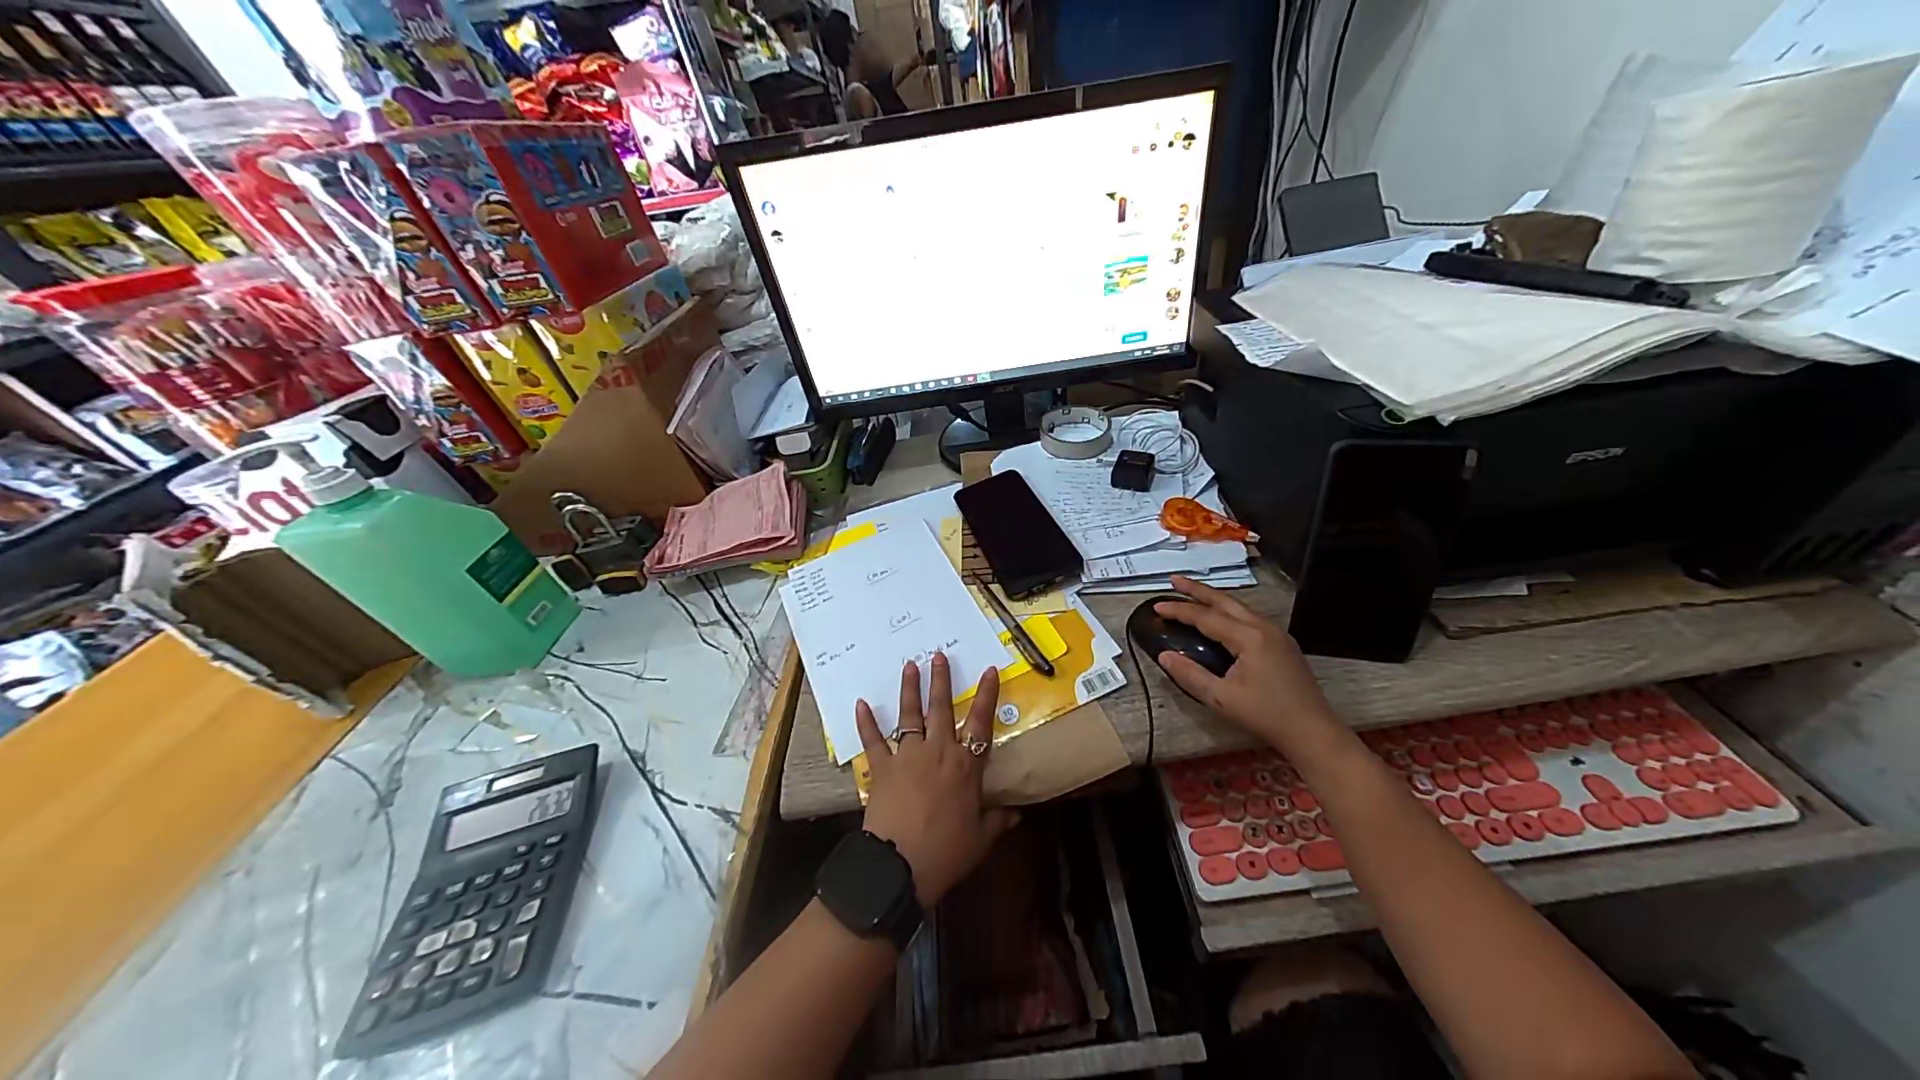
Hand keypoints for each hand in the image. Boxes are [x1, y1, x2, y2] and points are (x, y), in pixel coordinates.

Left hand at [856, 654, 1016, 905]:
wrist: (900, 865)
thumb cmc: (947, 852)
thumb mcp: (981, 838)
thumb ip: (998, 820)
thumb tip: (1017, 813)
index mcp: (966, 766)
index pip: (981, 722)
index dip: (987, 695)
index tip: (989, 670)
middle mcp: (938, 752)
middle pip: (942, 708)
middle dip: (941, 680)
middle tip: (939, 656)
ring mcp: (907, 756)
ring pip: (910, 715)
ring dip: (910, 689)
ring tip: (910, 666)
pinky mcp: (882, 767)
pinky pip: (873, 740)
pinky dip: (866, 722)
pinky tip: (861, 704)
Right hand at [1153, 575, 1340, 755]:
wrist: (1312, 731)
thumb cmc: (1266, 715)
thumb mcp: (1222, 698)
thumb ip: (1191, 675)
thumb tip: (1165, 656)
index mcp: (1249, 638)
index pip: (1206, 617)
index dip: (1179, 610)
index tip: (1156, 606)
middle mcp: (1264, 628)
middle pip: (1225, 601)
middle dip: (1198, 589)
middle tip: (1174, 580)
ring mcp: (1277, 634)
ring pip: (1239, 608)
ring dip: (1214, 599)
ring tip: (1193, 595)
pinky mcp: (1283, 644)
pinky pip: (1250, 618)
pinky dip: (1229, 612)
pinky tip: (1221, 619)